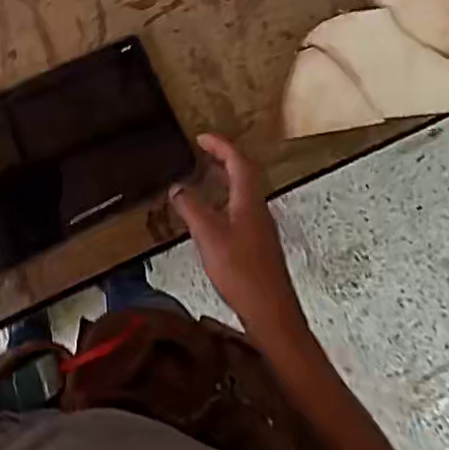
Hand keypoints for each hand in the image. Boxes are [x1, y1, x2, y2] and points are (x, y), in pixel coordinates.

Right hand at [169, 135, 311, 351]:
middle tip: (204, 151)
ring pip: (244, 191)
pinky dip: (227, 199)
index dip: (220, 145)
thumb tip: (177, 187)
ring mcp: (261, 226)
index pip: (237, 161)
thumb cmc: (241, 273)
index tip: (202, 138)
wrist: (271, 311)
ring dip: (226, 178)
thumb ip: (191, 209)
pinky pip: (242, 208)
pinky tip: (214, 215)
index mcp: (248, 200)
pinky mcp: (259, 244)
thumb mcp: (208, 236)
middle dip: (224, 158)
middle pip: (244, 173)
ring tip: (206, 177)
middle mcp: (258, 208)